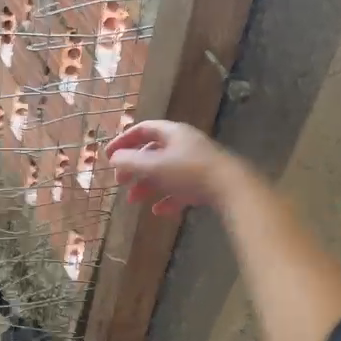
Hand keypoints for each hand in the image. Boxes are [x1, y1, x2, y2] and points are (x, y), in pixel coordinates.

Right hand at [106, 120, 242, 215]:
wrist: (232, 188)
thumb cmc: (189, 171)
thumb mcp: (155, 166)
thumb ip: (131, 162)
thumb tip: (114, 158)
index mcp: (173, 133)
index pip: (142, 129)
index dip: (123, 141)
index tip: (109, 156)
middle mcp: (184, 144)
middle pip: (153, 152)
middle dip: (134, 167)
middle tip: (119, 181)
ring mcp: (196, 164)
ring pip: (165, 172)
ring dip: (147, 185)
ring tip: (133, 200)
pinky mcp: (205, 182)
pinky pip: (180, 188)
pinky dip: (167, 198)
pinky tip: (158, 211)